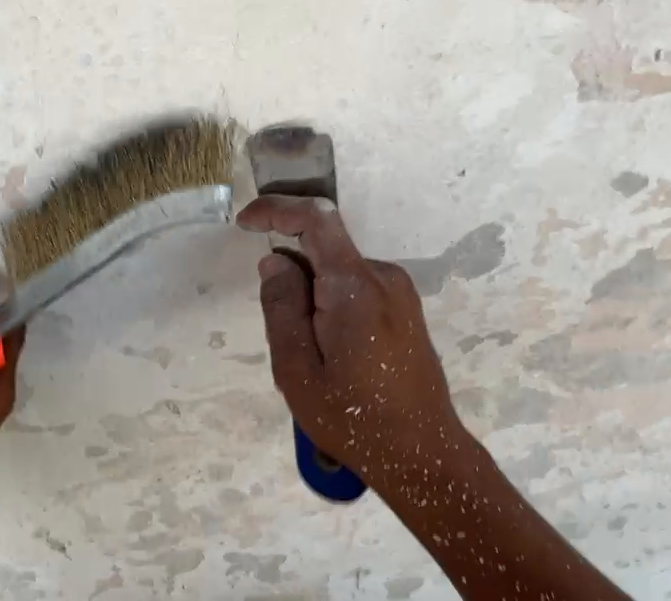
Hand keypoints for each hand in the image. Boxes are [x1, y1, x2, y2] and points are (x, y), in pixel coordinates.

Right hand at [240, 195, 464, 488]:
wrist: (425, 460)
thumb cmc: (354, 418)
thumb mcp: (296, 369)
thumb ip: (280, 306)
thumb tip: (275, 260)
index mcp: (354, 286)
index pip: (315, 219)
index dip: (276, 210)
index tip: (244, 222)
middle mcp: (383, 277)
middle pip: (323, 250)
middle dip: (291, 276)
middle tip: (285, 336)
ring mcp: (399, 293)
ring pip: (337, 272)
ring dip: (311, 296)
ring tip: (312, 356)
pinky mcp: (405, 310)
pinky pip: (355, 288)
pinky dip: (330, 304)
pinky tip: (334, 356)